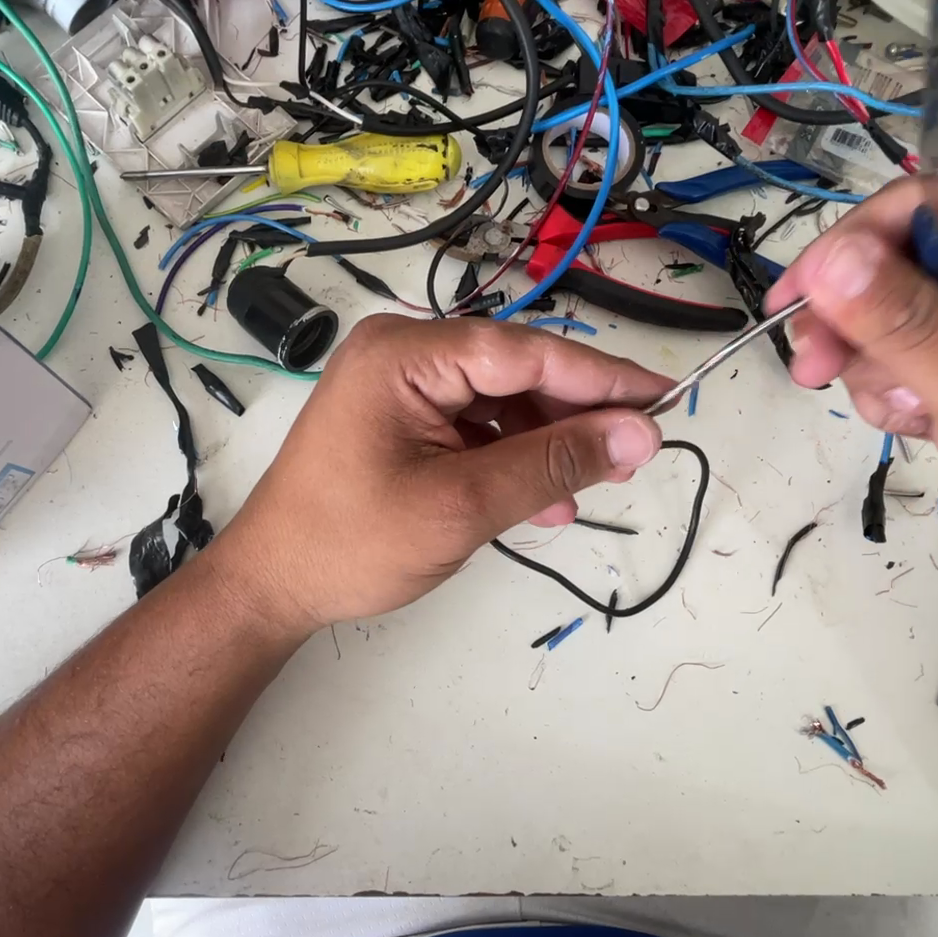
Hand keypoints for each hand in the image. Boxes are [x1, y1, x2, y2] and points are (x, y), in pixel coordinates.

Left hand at [200, 314, 669, 633]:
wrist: (272, 584)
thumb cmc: (354, 543)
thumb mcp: (463, 505)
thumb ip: (553, 465)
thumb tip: (641, 433)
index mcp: (405, 353)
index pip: (524, 352)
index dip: (601, 376)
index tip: (665, 397)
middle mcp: (401, 353)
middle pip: (513, 373)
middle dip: (573, 415)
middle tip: (634, 452)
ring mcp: (398, 388)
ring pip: (498, 403)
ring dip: (544, 446)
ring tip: (588, 489)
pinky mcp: (400, 421)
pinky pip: (471, 428)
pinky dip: (508, 461)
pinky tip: (542, 503)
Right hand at [766, 174, 937, 573]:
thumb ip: (909, 325)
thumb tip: (827, 261)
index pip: (930, 203)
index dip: (852, 245)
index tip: (792, 304)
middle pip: (895, 252)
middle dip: (853, 318)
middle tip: (815, 372)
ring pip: (880, 299)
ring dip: (870, 360)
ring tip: (906, 411)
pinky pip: (890, 337)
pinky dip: (886, 380)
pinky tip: (918, 416)